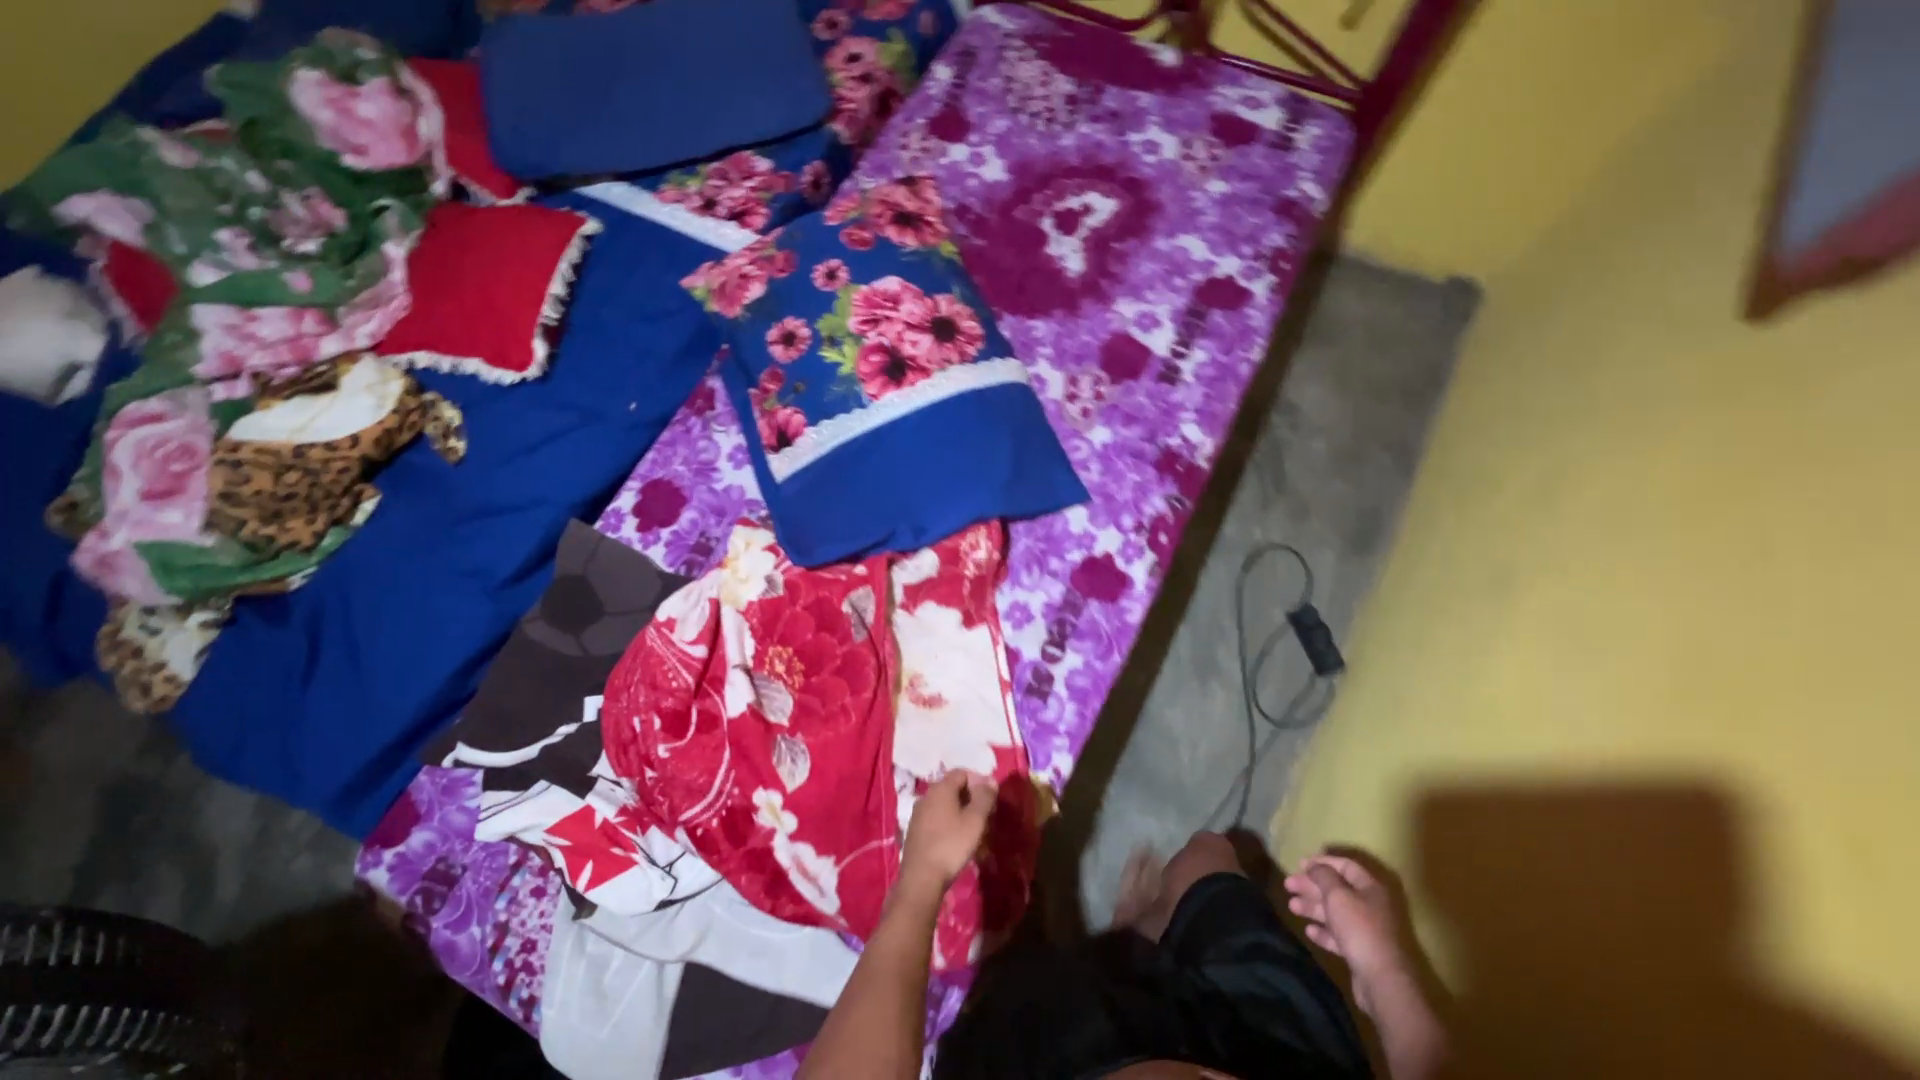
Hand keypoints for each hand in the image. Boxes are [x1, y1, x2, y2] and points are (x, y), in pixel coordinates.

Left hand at [900, 769, 997, 892]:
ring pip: (944, 805)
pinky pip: (936, 819)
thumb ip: (984, 796)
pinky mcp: (914, 831)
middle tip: (985, 816)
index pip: (962, 772)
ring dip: (961, 812)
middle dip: (971, 798)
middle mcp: (926, 796)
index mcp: (940, 788)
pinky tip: (957, 841)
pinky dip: (949, 823)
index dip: (978, 781)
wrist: (922, 877)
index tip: (990, 799)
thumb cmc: (952, 845)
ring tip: (974, 831)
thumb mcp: (975, 820)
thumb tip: (990, 779)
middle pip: (952, 788)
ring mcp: (918, 814)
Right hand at [1284, 852, 1409, 1008]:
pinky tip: (1309, 931)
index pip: (1346, 866)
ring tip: (1291, 906)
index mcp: (1370, 888)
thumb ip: (1324, 876)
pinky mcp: (1361, 951)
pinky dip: (1324, 931)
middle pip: (1338, 889)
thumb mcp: (1338, 896)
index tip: (1300, 864)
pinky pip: (1339, 935)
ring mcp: (1366, 929)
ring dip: (1313, 907)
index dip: (1323, 862)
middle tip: (1288, 885)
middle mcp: (1370, 905)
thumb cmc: (1359, 929)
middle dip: (1312, 886)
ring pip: (1336, 913)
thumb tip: (1315, 865)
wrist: (1381, 979)